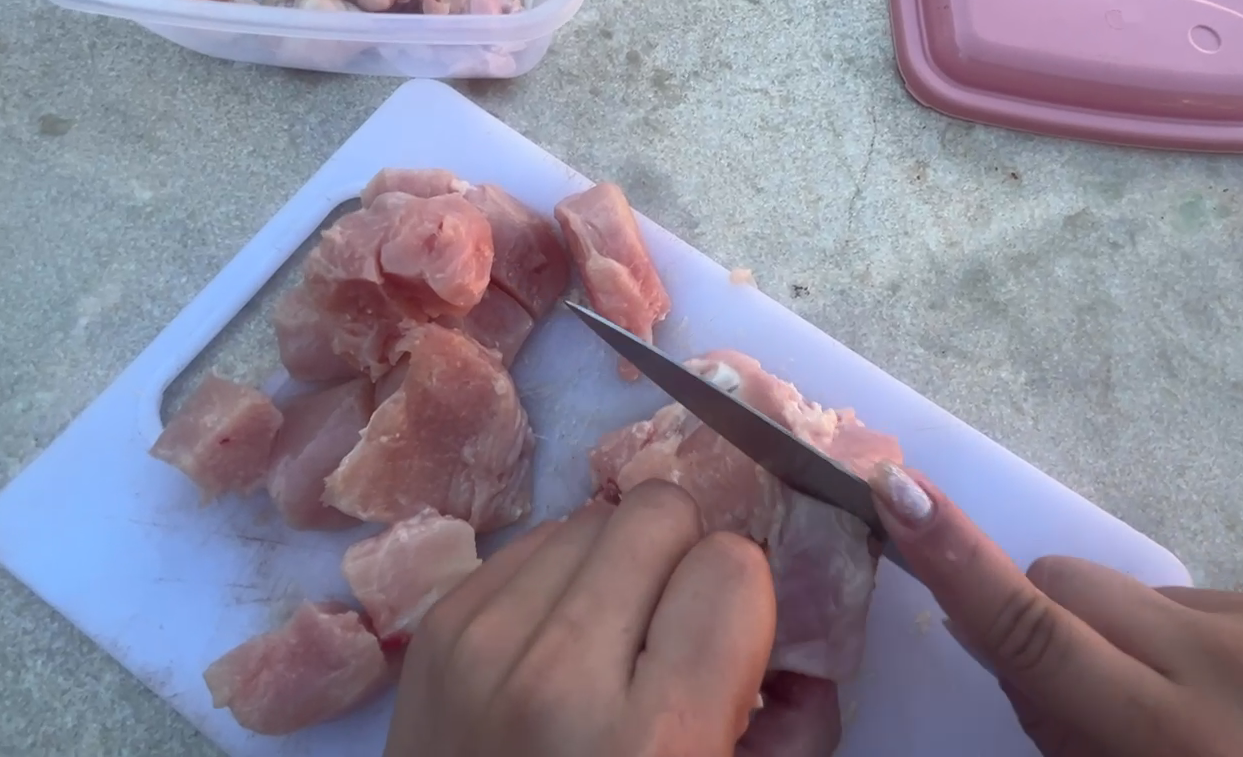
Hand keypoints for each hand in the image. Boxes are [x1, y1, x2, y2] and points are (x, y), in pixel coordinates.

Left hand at [388, 480, 798, 756]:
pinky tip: (550, 642)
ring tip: (604, 636)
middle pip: (658, 509)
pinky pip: (535, 541)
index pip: (732, 565)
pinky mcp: (439, 625)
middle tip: (668, 617)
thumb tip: (803, 615)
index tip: (723, 631)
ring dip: (615, 562)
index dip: (740, 592)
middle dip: (680, 553)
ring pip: (594, 514)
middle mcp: (560, 674)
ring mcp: (486, 641)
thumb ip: (797, 718)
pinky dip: (559, 576)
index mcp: (653, 740)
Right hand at [867, 463, 1242, 756]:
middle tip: (1091, 705)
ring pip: (1128, 593)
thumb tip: (982, 631)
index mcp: (1187, 743)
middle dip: (1051, 625)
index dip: (955, 558)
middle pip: (1063, 581)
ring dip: (1130, 643)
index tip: (896, 488)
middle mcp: (1236, 662)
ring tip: (1202, 722)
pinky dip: (1195, 646)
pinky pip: (1198, 600)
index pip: (1037, 630)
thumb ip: (1059, 729)